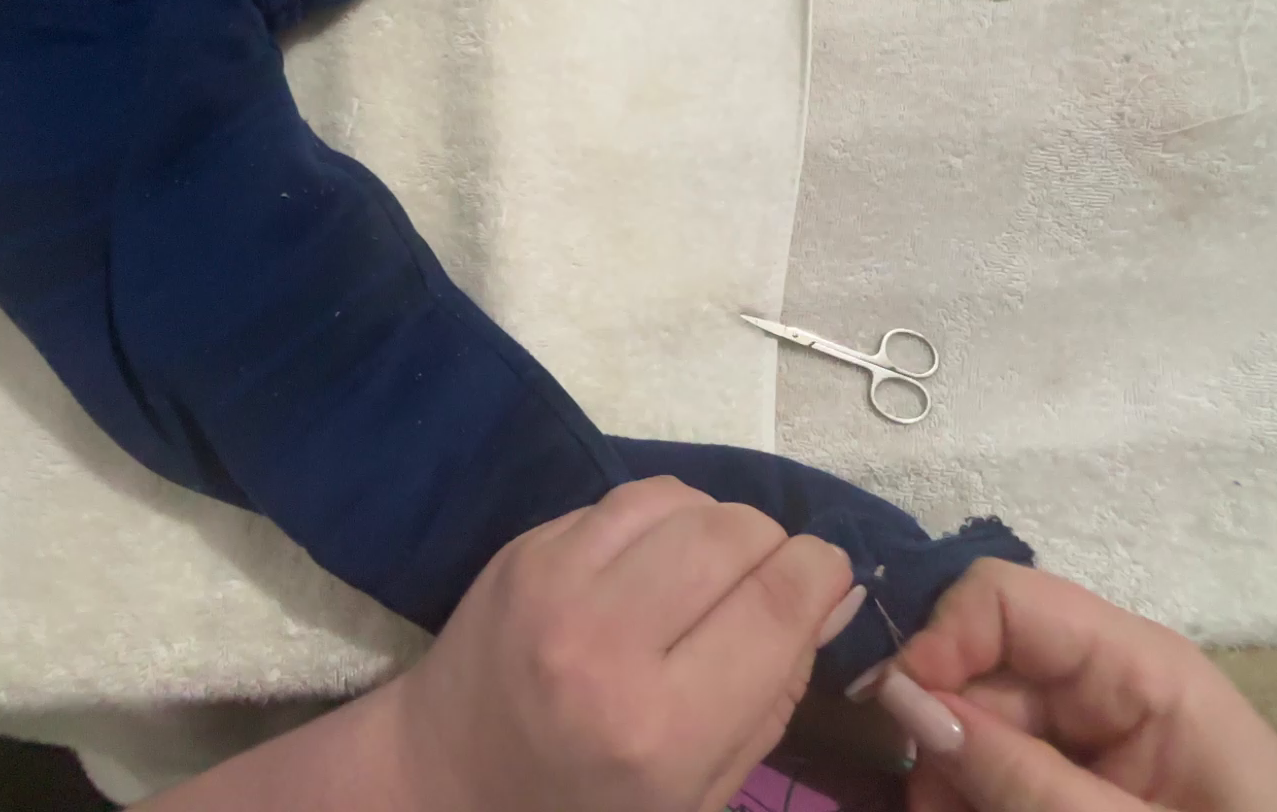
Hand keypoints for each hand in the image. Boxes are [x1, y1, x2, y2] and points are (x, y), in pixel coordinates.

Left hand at [386, 476, 864, 811]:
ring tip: (710, 564)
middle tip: (769, 572)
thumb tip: (829, 593)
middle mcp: (605, 641)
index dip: (822, 571)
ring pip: (681, 499)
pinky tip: (656, 552)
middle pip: (731, 533)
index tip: (828, 572)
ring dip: (718, 521)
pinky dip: (664, 513)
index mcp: (659, 729)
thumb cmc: (584, 806)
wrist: (447, 776)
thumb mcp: (700, 792)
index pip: (775, 606)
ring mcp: (554, 579)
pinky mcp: (526, 545)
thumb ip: (775, 691)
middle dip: (773, 541)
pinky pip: (625, 496)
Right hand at [862, 559, 1276, 811]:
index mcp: (1135, 660)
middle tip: (925, 803)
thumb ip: (1018, 772)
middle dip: (937, 725)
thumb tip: (896, 695)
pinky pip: (990, 754)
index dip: (940, 636)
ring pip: (969, 712)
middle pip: (974, 660)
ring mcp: (1083, 718)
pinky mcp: (1070, 762)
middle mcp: (1098, 671)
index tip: (897, 708)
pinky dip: (963, 789)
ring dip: (942, 769)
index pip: (1000, 596)